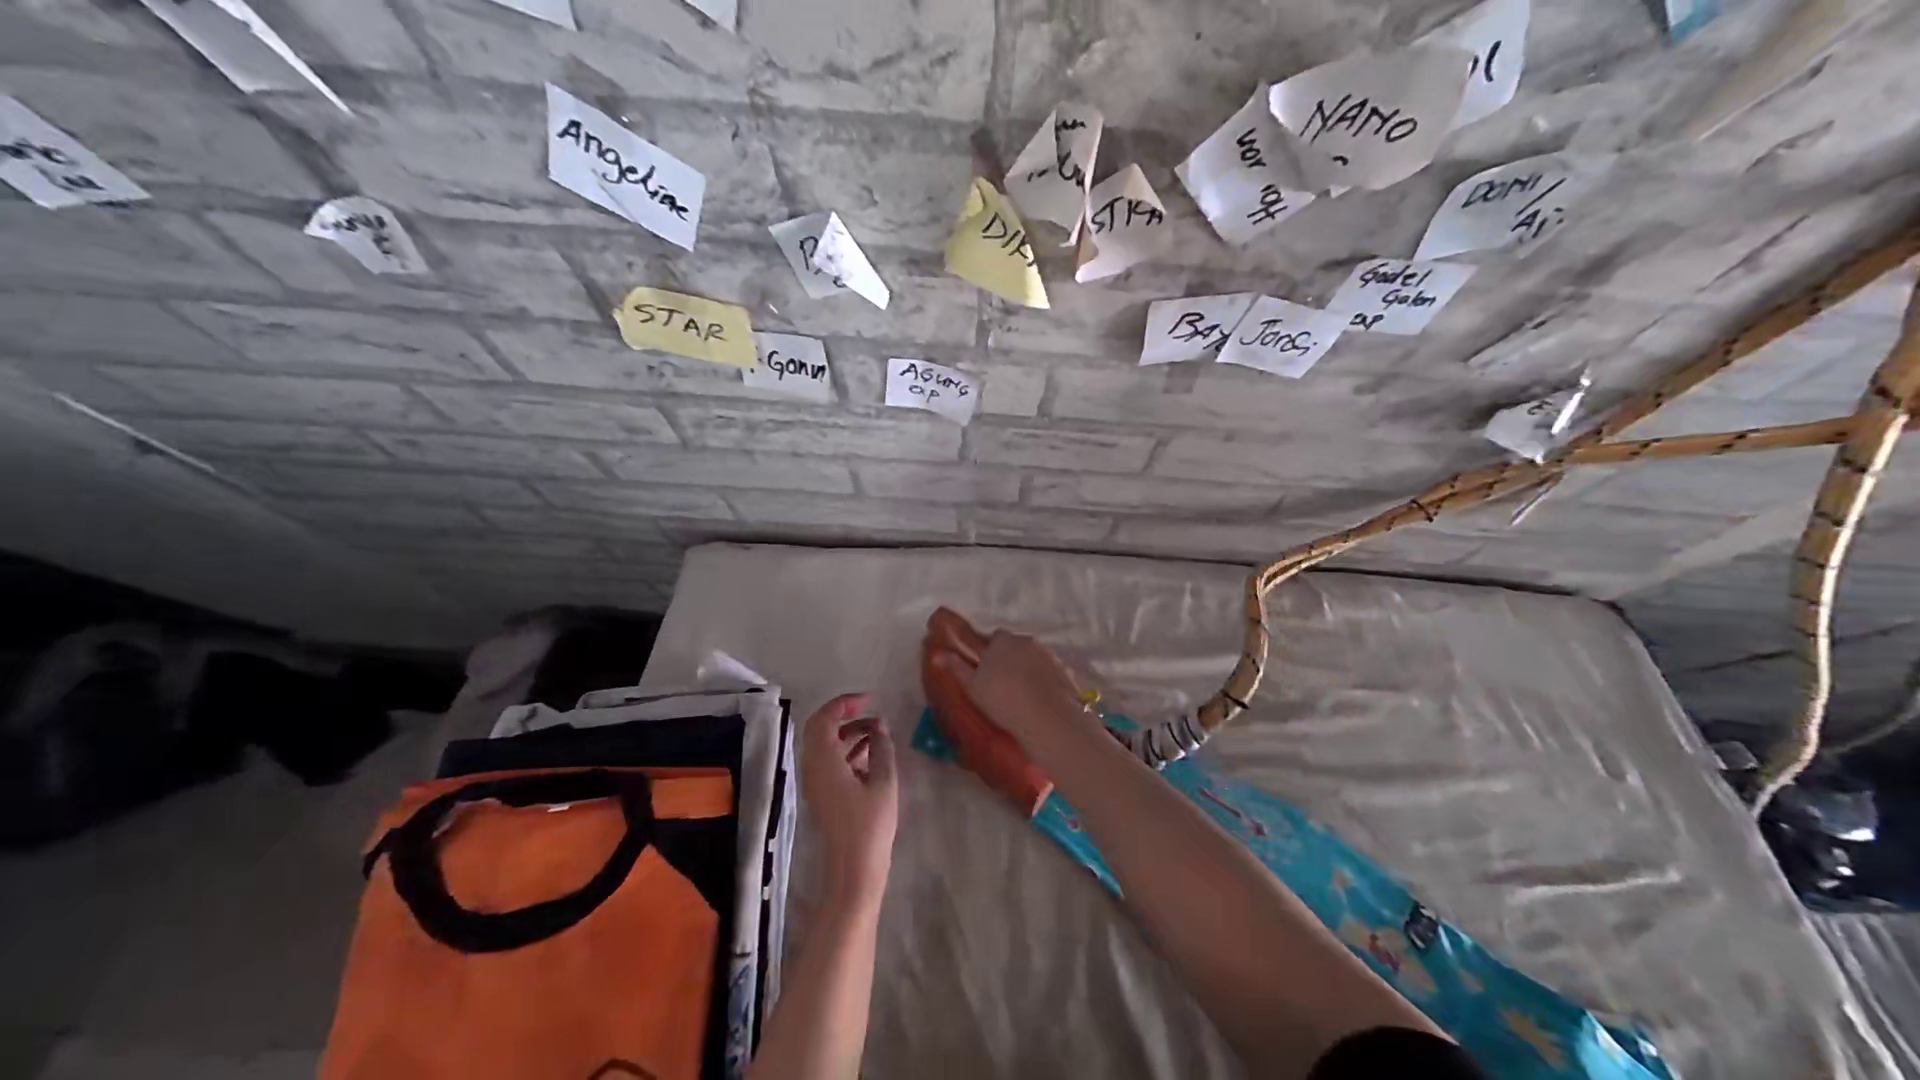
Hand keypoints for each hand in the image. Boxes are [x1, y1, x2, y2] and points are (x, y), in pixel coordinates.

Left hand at [800, 693, 897, 902]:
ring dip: (849, 733)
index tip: (870, 699)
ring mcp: (816, 783)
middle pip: (820, 729)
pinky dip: (848, 751)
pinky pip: (830, 762)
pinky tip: (872, 754)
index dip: (844, 703)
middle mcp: (813, 768)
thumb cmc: (870, 825)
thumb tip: (879, 728)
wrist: (854, 870)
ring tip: (879, 732)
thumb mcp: (883, 782)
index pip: (824, 719)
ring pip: (826, 746)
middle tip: (871, 710)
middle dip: (845, 715)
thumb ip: (881, 749)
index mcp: (823, 761)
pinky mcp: (824, 795)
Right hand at [950, 631, 1098, 752]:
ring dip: (1027, 667)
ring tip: (1022, 693)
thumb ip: (956, 667)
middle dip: (1009, 657)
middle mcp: (1026, 641)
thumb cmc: (1002, 700)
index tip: (986, 669)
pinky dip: (1044, 679)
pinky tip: (1040, 698)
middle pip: (1014, 645)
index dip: (989, 652)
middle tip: (1002, 682)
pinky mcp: (1064, 670)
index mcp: (1001, 641)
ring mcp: (1048, 655)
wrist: (1046, 718)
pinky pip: (1049, 671)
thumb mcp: (972, 686)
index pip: (993, 638)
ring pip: (1033, 657)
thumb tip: (937, 654)